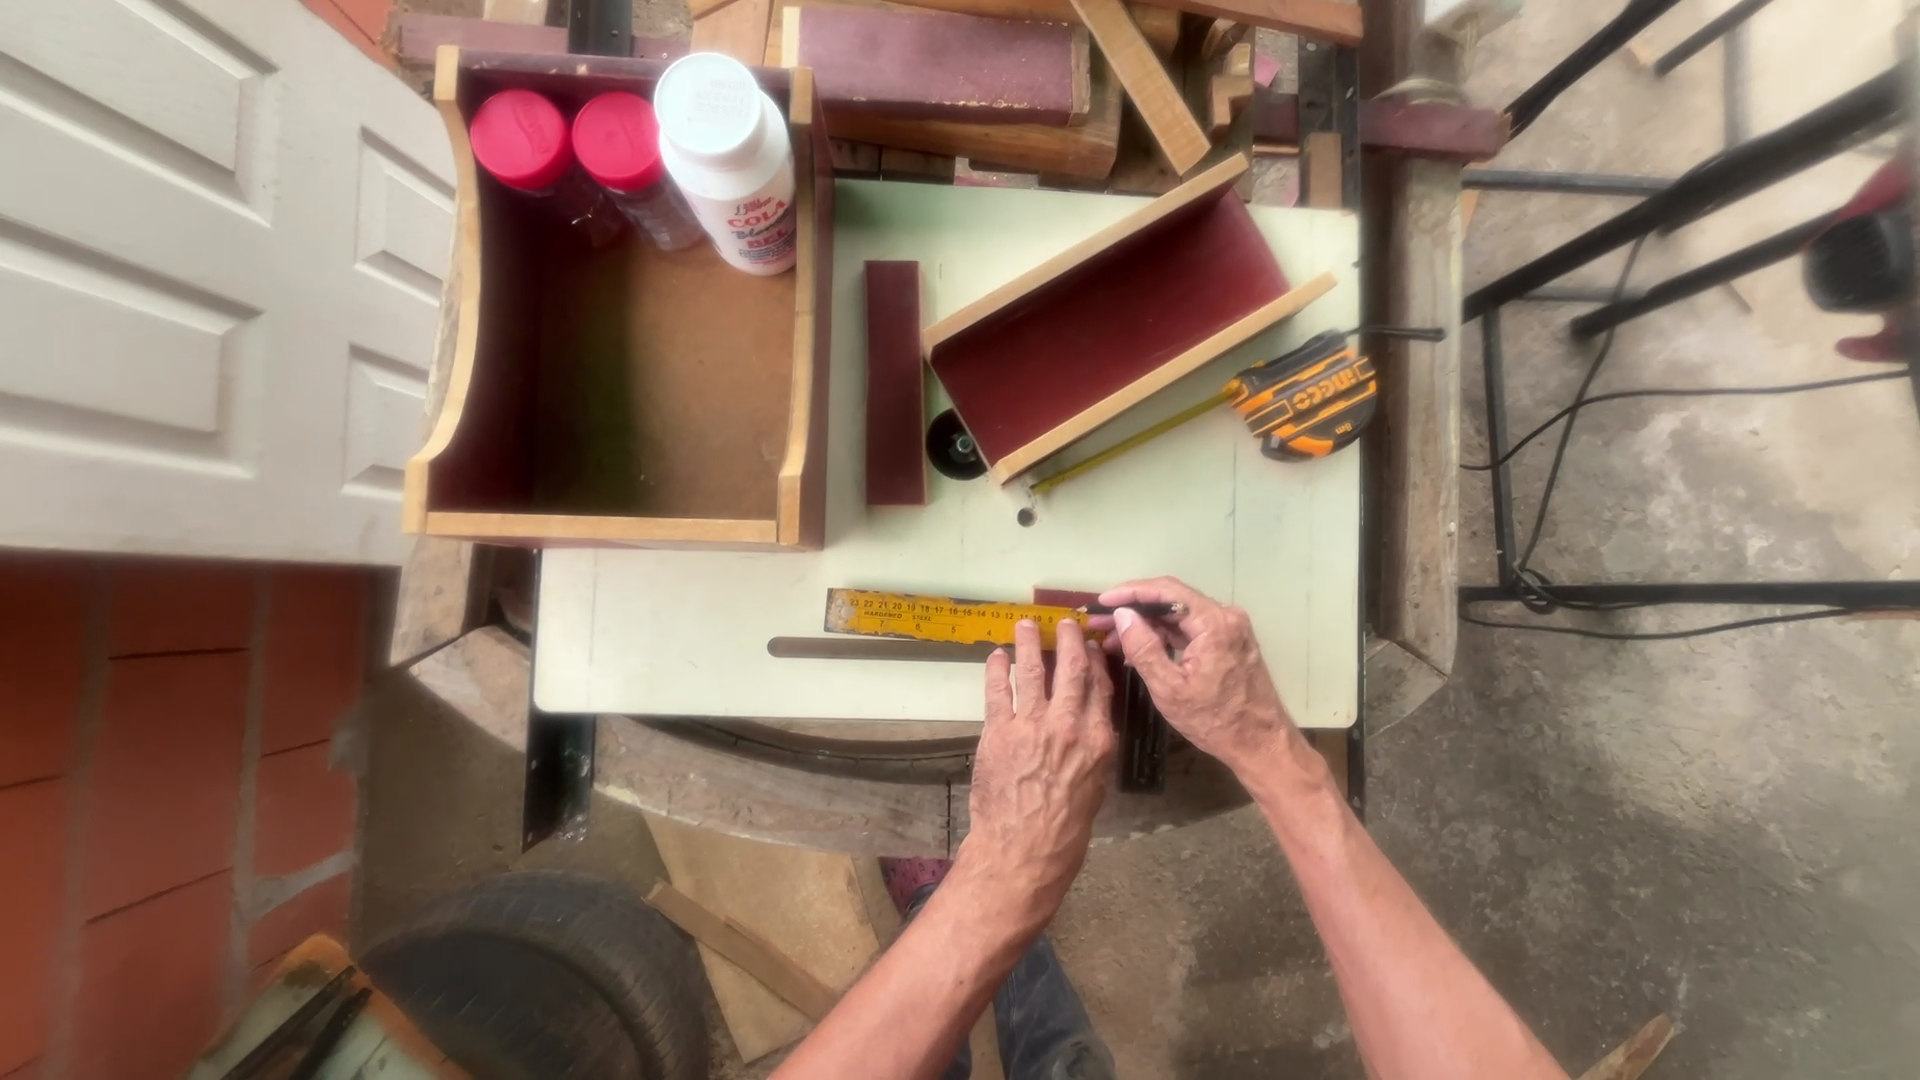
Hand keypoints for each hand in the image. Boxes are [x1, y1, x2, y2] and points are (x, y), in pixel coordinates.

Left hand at [956, 618, 1115, 929]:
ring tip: (1024, 625)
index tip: (1091, 646)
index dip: (1095, 661)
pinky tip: (997, 657)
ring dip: (1028, 643)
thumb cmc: (1065, 827)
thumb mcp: (1095, 785)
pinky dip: (997, 669)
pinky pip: (998, 690)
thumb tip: (1090, 722)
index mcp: (1098, 740)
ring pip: (1032, 670)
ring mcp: (1032, 725)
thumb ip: (1093, 748)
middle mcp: (1068, 725)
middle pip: (1071, 669)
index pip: (1100, 687)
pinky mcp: (999, 730)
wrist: (1024, 849)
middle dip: (1068, 640)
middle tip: (1063, 622)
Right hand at [1089, 577, 1294, 773]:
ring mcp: (1229, 628)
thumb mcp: (1169, 688)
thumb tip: (1122, 615)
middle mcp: (1225, 617)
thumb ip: (1143, 648)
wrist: (1262, 745)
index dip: (1129, 592)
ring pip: (1178, 615)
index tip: (1101, 602)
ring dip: (1146, 624)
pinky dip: (1164, 635)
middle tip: (1100, 622)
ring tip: (1112, 638)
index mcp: (1214, 624)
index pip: (1165, 591)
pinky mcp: (1229, 641)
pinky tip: (1139, 647)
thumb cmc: (1215, 721)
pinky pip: (1189, 629)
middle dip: (1133, 609)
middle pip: (1171, 600)